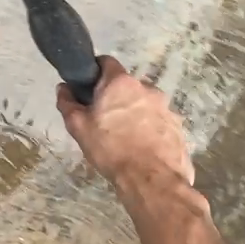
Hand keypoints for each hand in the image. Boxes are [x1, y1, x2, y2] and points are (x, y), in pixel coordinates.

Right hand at [57, 56, 194, 195]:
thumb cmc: (110, 148)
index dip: (94, 71)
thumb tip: (64, 88)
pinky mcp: (180, 129)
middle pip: (126, 85)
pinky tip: (141, 147)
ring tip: (124, 136)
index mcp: (121, 83)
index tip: (87, 87)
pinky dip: (149, 128)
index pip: (106, 62)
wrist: (152, 181)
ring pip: (144, 104)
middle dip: (115, 96)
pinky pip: (158, 121)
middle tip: (102, 117)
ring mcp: (168, 109)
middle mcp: (148, 89)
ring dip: (134, 112)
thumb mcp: (77, 125)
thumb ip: (67, 102)